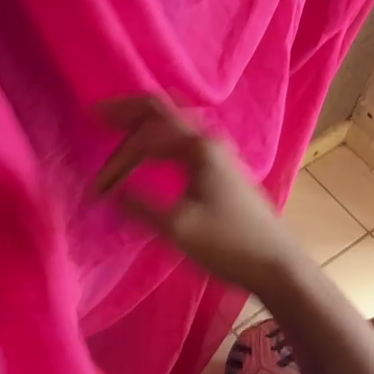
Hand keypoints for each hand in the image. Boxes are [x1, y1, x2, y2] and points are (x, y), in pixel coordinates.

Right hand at [93, 96, 300, 292]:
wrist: (277, 264)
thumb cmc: (228, 244)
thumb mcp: (178, 228)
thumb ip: (140, 206)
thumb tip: (111, 194)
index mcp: (196, 147)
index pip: (145, 138)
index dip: (117, 161)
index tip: (99, 190)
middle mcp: (207, 139)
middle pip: (160, 109)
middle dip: (126, 111)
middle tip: (96, 114)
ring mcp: (217, 150)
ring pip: (173, 119)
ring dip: (144, 120)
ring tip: (119, 124)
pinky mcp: (221, 164)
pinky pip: (183, 133)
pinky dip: (160, 132)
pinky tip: (153, 144)